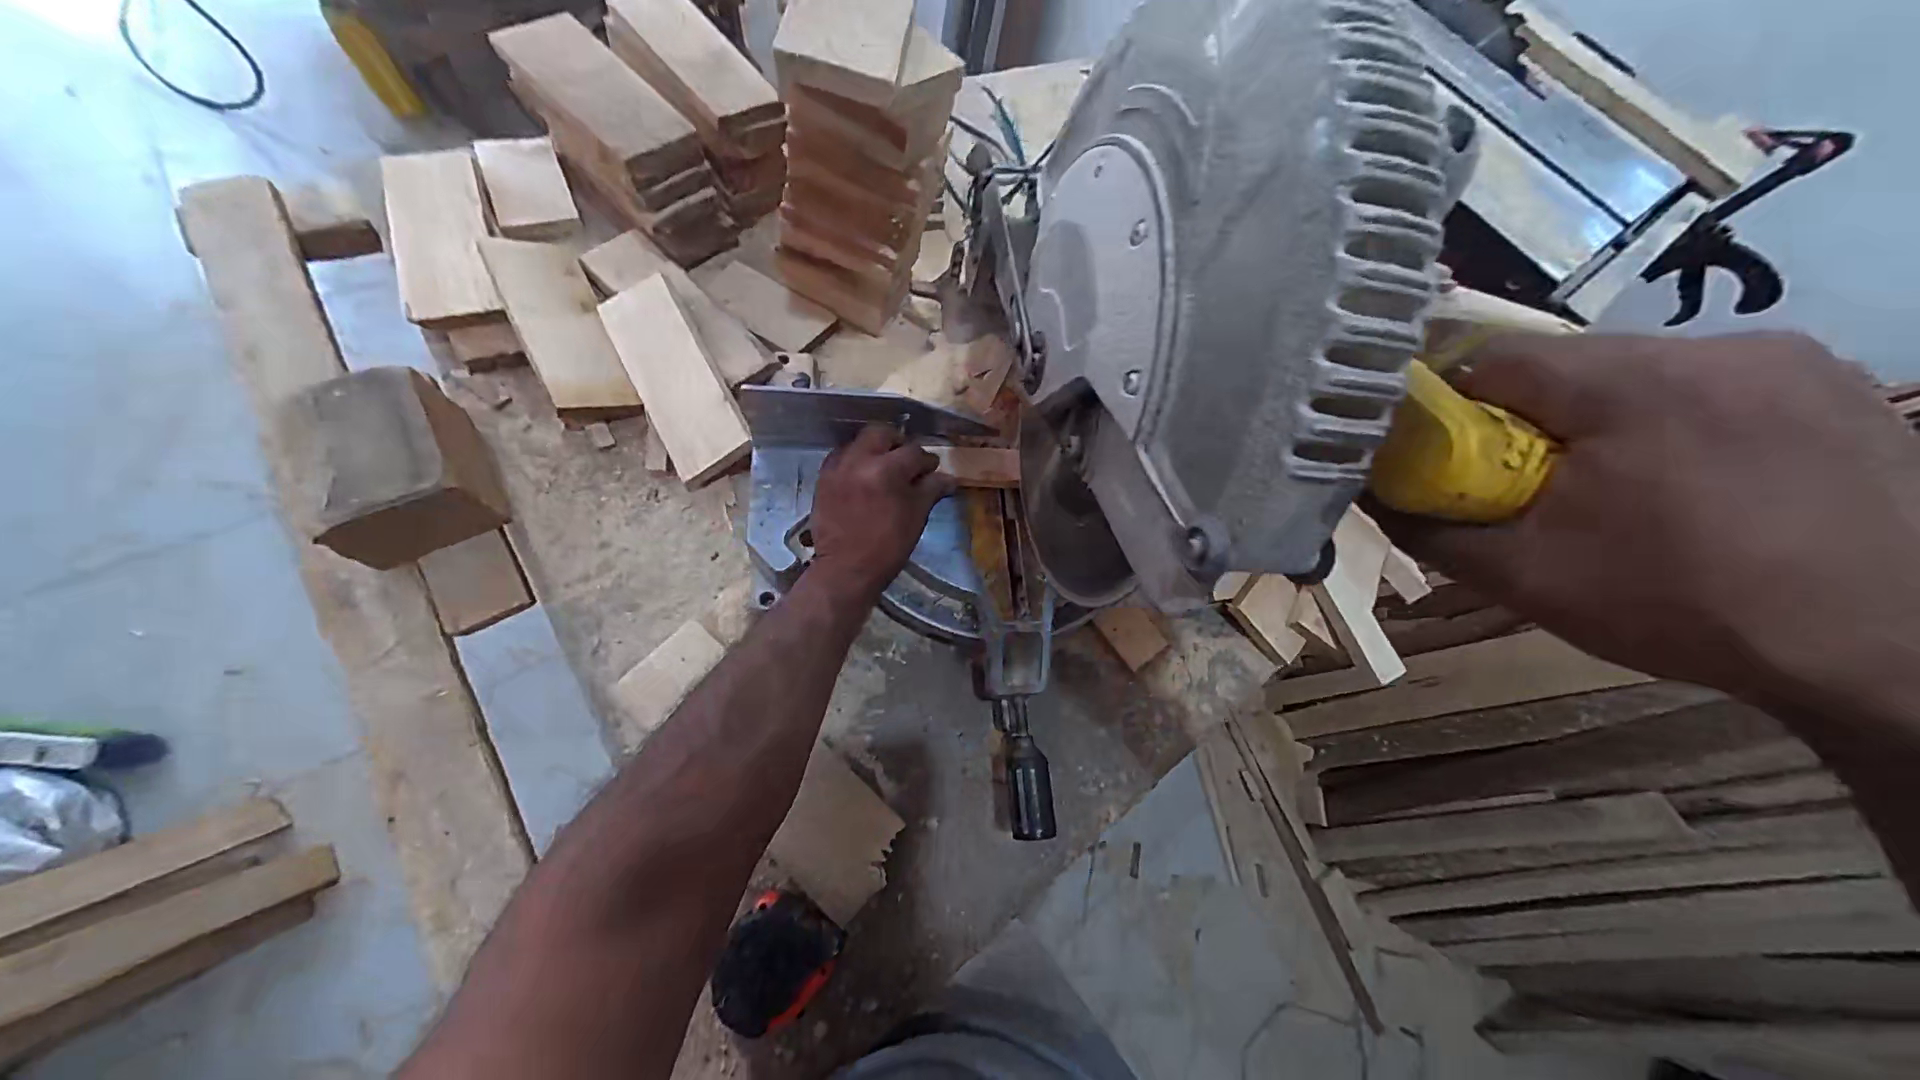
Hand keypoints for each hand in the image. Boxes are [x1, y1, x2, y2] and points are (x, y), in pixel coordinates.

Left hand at [807, 425, 954, 602]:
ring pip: (858, 442)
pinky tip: (862, 475)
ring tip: (883, 467)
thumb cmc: (887, 548)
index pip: (914, 452)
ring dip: (874, 449)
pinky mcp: (823, 478)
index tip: (931, 470)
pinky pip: (840, 456)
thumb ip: (930, 490)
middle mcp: (859, 461)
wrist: (846, 570)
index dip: (927, 461)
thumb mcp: (915, 518)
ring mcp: (838, 468)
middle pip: (881, 433)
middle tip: (906, 460)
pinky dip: (854, 460)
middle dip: (897, 443)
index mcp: (887, 471)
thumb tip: (948, 478)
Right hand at [1378, 331, 1919, 717]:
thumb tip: (1371, 497)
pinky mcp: (1838, 385)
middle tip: (1518, 480)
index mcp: (1630, 385)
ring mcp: (1789, 360)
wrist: (1898, 653)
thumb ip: (1430, 529)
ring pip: (1640, 372)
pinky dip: (1670, 421)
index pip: (1495, 357)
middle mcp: (1714, 348)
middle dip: (1525, 414)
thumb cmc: (1682, 607)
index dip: (1450, 401)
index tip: (1442, 452)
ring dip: (1599, 416)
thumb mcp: (1524, 577)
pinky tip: (1687, 480)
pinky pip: (1710, 385)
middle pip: (1569, 362)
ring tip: (1605, 486)